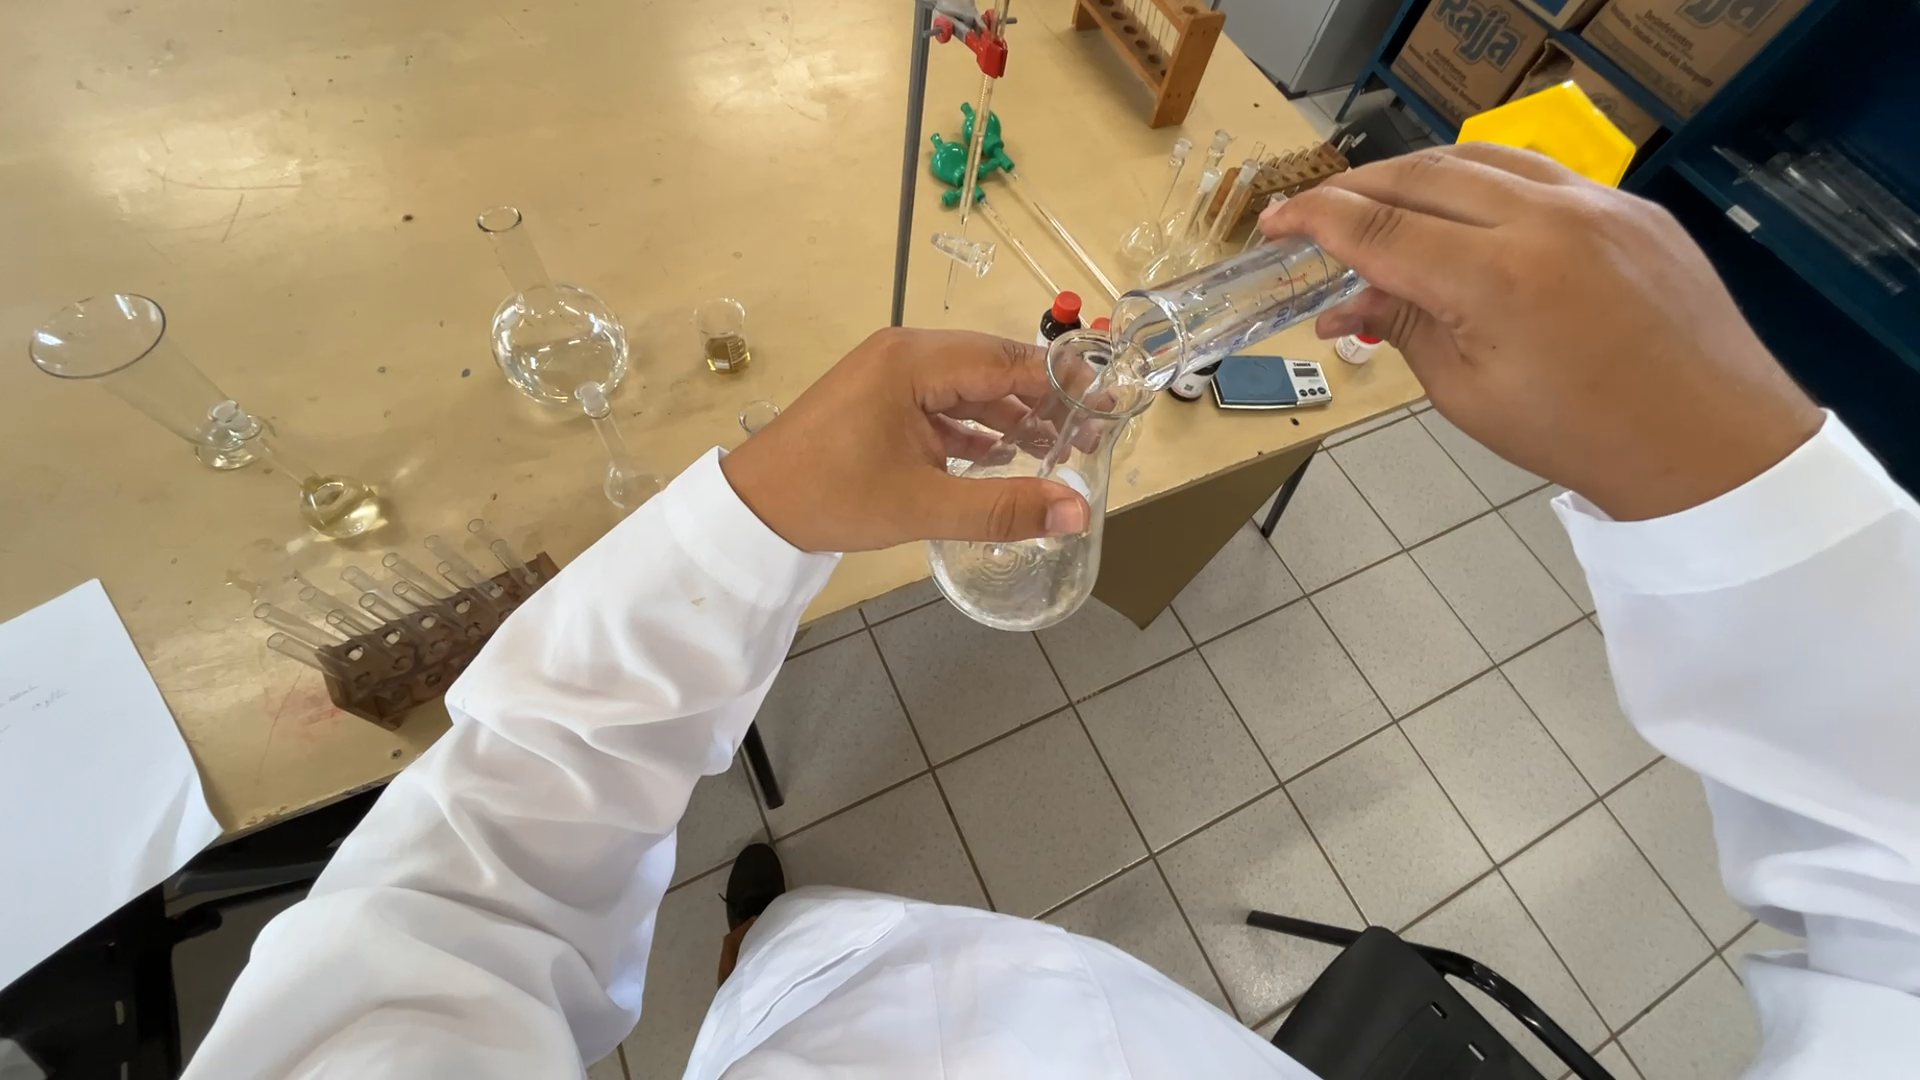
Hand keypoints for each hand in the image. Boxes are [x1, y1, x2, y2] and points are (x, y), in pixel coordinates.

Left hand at [719, 328, 1090, 552]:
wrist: (753, 508)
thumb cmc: (833, 498)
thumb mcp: (923, 506)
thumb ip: (1004, 508)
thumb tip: (1076, 511)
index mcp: (914, 362)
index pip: (1008, 360)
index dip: (1062, 385)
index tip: (1103, 411)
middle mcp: (905, 354)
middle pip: (992, 368)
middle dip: (1041, 402)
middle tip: (1084, 440)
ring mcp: (890, 376)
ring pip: (968, 388)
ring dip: (1009, 418)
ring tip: (1054, 452)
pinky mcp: (882, 401)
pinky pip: (942, 406)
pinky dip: (974, 430)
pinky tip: (1002, 455)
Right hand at [1264, 144, 1822, 520]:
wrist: (1703, 436)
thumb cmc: (1568, 432)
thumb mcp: (1461, 389)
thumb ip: (1403, 326)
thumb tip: (1345, 305)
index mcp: (1497, 278)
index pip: (1381, 228)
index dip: (1317, 219)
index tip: (1274, 220)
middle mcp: (1547, 219)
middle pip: (1421, 176)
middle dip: (1351, 188)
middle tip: (1305, 211)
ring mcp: (1596, 201)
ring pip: (1476, 158)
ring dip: (1407, 175)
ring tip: (1366, 203)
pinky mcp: (1625, 203)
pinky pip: (1529, 170)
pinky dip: (1469, 179)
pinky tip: (1445, 207)